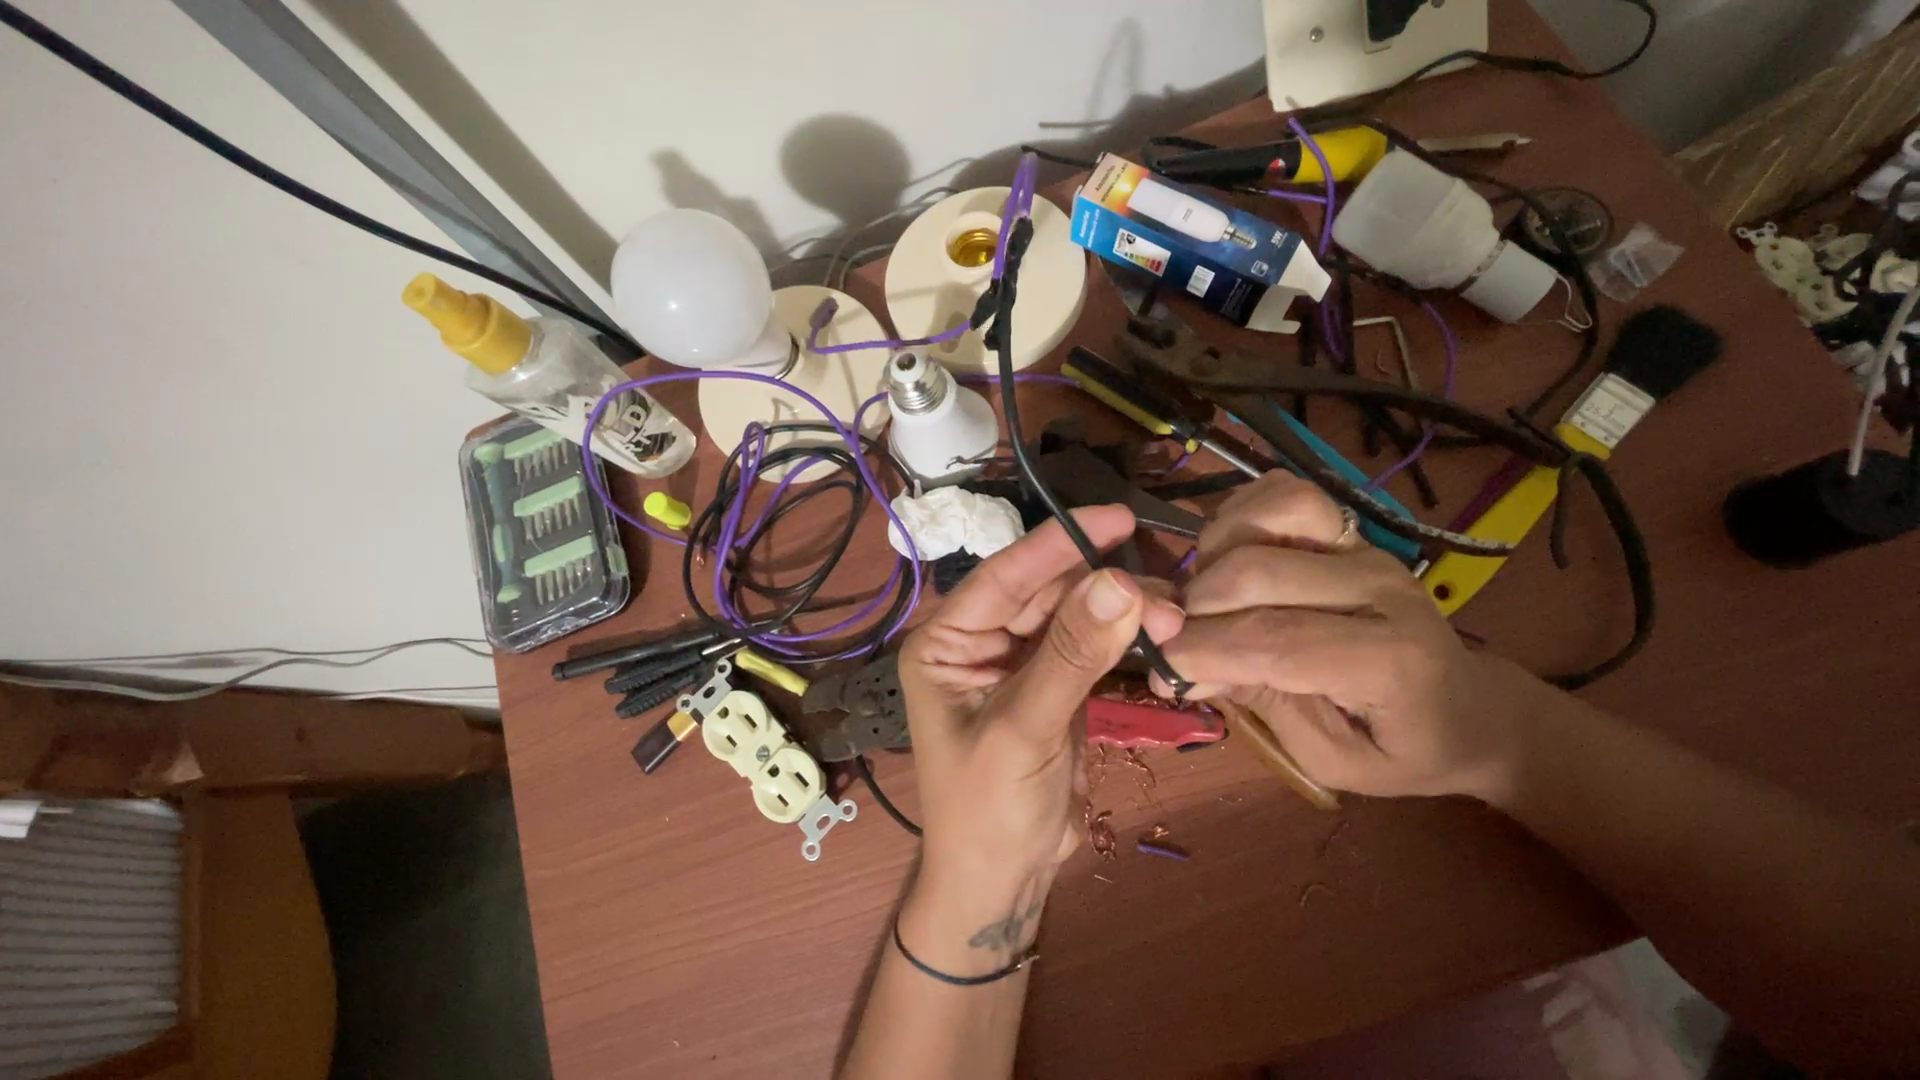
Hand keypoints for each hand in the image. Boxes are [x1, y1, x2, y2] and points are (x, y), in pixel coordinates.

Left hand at [895, 506, 1181, 968]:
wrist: (1002, 878)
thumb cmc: (987, 809)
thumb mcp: (1024, 729)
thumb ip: (1071, 657)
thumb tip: (1120, 583)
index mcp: (945, 642)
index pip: (1003, 578)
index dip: (1058, 545)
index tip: (1116, 518)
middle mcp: (979, 642)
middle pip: (1046, 592)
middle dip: (1103, 586)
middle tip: (1168, 591)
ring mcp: (1020, 662)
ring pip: (1074, 615)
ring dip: (1121, 611)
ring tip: (1175, 615)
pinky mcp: (1054, 684)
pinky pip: (1090, 645)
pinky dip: (1123, 637)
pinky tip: (1161, 631)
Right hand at [1155, 473, 1542, 800]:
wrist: (1470, 709)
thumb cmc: (1401, 748)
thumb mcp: (1332, 759)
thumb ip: (1262, 707)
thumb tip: (1183, 669)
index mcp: (1387, 662)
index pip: (1273, 640)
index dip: (1201, 649)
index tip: (1161, 669)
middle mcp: (1378, 589)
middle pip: (1257, 572)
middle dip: (1196, 608)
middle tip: (1176, 638)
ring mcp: (1366, 549)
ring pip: (1272, 514)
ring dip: (1215, 553)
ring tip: (1204, 595)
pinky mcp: (1353, 530)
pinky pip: (1285, 492)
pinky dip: (1240, 513)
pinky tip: (1226, 555)